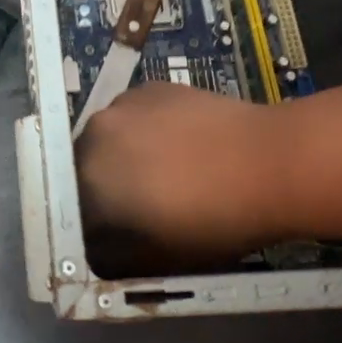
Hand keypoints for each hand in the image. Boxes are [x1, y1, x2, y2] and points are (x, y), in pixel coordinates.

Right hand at [75, 83, 279, 274]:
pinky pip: (134, 114)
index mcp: (90, 179)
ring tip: (164, 171)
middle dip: (102, 183)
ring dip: (122, 153)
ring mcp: (122, 103)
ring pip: (110, 135)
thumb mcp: (161, 255)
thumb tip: (103, 248)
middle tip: (139, 205)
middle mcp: (94, 133)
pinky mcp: (149, 87)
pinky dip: (146, 130)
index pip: (73, 208)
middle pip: (85, 164)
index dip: (92, 225)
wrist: (269, 162)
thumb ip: (119, 252)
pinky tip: (181, 145)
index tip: (114, 235)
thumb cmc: (214, 219)